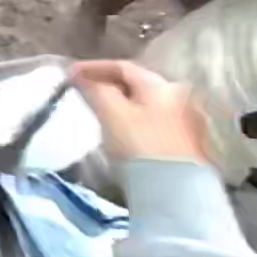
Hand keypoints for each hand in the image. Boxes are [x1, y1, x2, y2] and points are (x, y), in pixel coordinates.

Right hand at [71, 59, 210, 164]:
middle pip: (136, 83)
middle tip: (83, 87)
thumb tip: (80, 77)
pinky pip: (152, 118)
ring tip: (98, 106)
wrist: (173, 190)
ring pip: (144, 102)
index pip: (123, 67)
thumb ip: (94, 90)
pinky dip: (132, 116)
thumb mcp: (110, 112)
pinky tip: (119, 125)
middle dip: (107, 83)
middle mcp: (178, 96)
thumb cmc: (138, 144)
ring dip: (120, 100)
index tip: (69, 72)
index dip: (93, 67)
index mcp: (161, 85)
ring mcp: (186, 119)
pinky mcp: (186, 141)